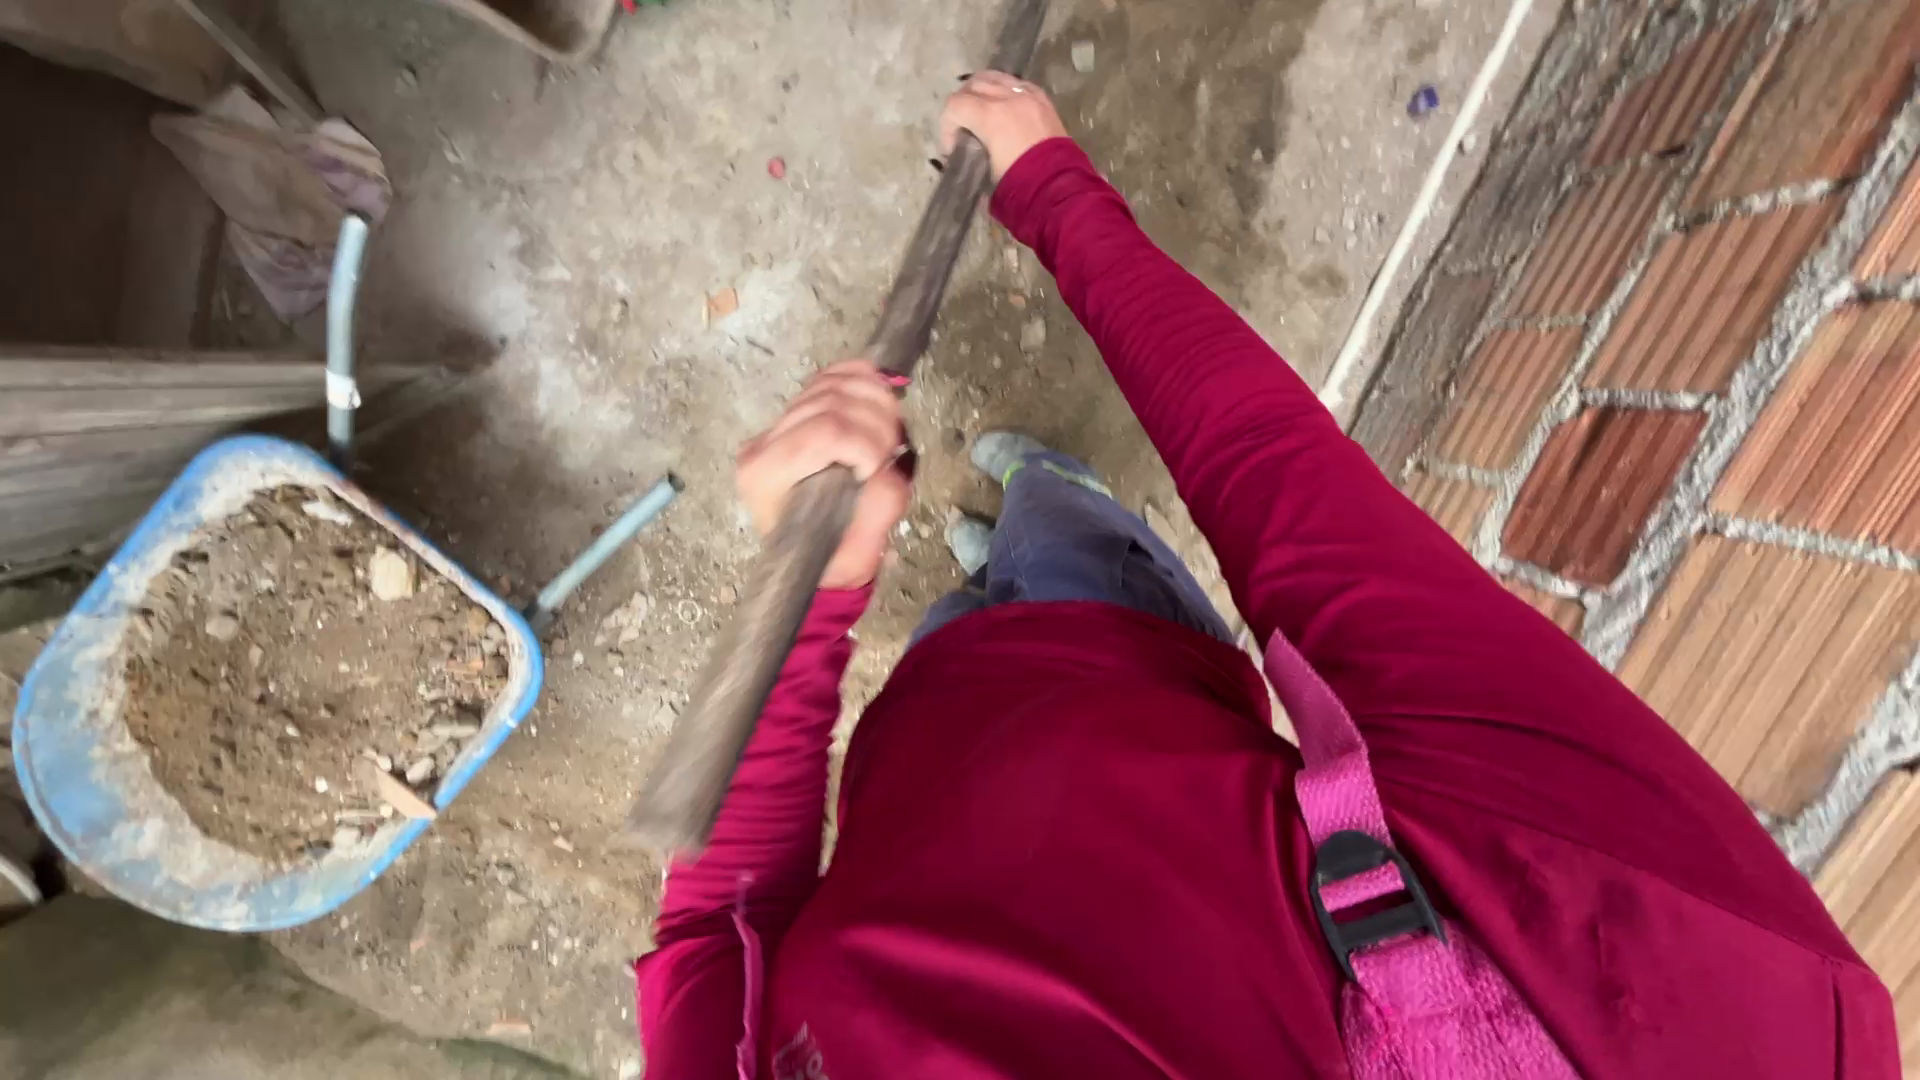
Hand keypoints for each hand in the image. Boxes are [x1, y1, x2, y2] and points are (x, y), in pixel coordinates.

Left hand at [736, 360, 912, 589]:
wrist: (817, 558)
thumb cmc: (834, 558)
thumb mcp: (862, 548)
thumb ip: (880, 505)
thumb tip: (891, 466)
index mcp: (766, 476)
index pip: (825, 431)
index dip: (866, 442)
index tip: (881, 466)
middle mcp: (763, 444)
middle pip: (831, 401)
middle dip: (876, 422)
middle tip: (893, 449)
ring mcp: (776, 427)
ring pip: (831, 385)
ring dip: (873, 399)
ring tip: (889, 432)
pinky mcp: (795, 416)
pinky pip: (829, 378)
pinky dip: (860, 378)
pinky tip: (879, 392)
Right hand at [940, 70, 1068, 179]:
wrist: (1060, 192)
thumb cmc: (1020, 190)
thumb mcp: (986, 184)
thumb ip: (972, 166)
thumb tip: (968, 168)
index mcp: (991, 117)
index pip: (955, 105)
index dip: (946, 126)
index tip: (951, 150)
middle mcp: (1008, 98)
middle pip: (973, 85)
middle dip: (961, 106)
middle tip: (963, 130)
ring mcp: (1028, 96)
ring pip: (995, 77)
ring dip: (982, 92)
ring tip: (981, 114)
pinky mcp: (1043, 100)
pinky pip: (1016, 84)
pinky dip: (1004, 91)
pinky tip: (1004, 109)